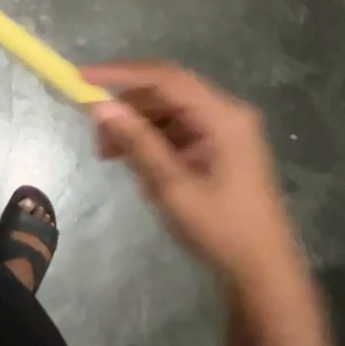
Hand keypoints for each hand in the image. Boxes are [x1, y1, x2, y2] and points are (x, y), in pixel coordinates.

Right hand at [85, 62, 301, 279]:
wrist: (263, 272)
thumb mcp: (172, 186)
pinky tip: (131, 160)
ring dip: (135, 125)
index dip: (120, 74)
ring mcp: (224, 130)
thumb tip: (100, 106)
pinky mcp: (218, 147)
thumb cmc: (221, 229)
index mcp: (223, 116)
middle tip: (94, 132)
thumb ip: (137, 141)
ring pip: (167, 111)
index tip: (81, 77)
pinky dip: (149, 139)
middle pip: (165, 92)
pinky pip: (176, 129)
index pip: (165, 78)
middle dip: (126, 106)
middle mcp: (226, 114)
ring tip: (107, 153)